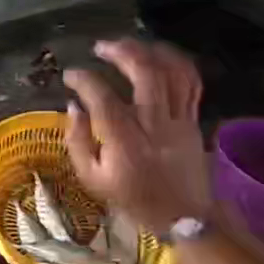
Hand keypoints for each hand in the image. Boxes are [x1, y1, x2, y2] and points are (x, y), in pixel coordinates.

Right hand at [63, 39, 213, 233]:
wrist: (185, 218)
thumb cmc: (132, 198)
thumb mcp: (91, 178)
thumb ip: (77, 141)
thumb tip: (73, 107)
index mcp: (125, 141)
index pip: (102, 97)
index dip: (83, 79)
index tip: (70, 76)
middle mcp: (155, 125)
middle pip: (145, 74)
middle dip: (121, 52)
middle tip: (100, 47)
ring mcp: (179, 121)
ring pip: (173, 73)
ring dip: (150, 52)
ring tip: (128, 45)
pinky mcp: (193, 121)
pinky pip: (191, 83)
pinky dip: (175, 63)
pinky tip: (157, 55)